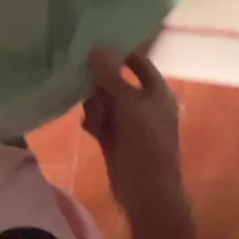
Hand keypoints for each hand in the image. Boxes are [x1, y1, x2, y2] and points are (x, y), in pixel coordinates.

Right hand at [82, 46, 203, 238]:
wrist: (147, 193)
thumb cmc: (146, 145)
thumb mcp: (129, 106)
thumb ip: (111, 76)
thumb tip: (96, 45)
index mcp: (157, 92)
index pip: (136, 62)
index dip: (118, 53)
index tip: (92, 44)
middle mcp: (144, 103)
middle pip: (115, 81)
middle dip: (99, 82)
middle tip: (81, 82)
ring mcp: (129, 122)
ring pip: (104, 101)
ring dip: (94, 104)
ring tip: (92, 116)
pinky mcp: (115, 139)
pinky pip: (99, 120)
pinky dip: (93, 120)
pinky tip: (88, 127)